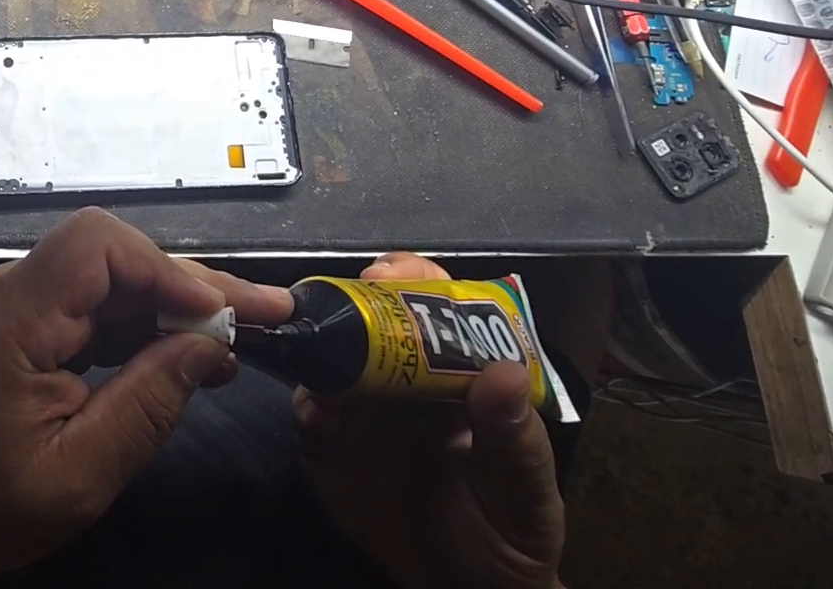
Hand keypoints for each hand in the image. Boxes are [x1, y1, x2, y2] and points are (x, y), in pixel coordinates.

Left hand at [0, 207, 293, 584]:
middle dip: (191, 283)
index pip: (96, 245)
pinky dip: (140, 324)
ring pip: (108, 279)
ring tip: (238, 332)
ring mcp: (14, 300)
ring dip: (173, 302)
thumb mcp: (72, 478)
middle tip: (265, 313)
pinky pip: (90, 305)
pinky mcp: (20, 320)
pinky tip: (183, 349)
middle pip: (112, 256)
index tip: (221, 313)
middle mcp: (13, 289)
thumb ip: (146, 407)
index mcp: (14, 316)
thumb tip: (210, 348)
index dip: (166, 266)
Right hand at [295, 253, 565, 588]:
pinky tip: (320, 416)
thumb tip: (501, 371)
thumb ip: (513, 438)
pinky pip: (308, 408)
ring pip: (327, 350)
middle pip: (368, 313)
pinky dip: (309, 405)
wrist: (456, 587)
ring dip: (321, 344)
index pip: (431, 304)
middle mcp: (397, 371)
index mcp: (451, 369)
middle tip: (347, 298)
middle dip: (353, 297)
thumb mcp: (525, 490)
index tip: (393, 275)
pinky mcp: (324, 435)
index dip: (411, 279)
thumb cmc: (506, 528)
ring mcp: (356, 400)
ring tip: (326, 358)